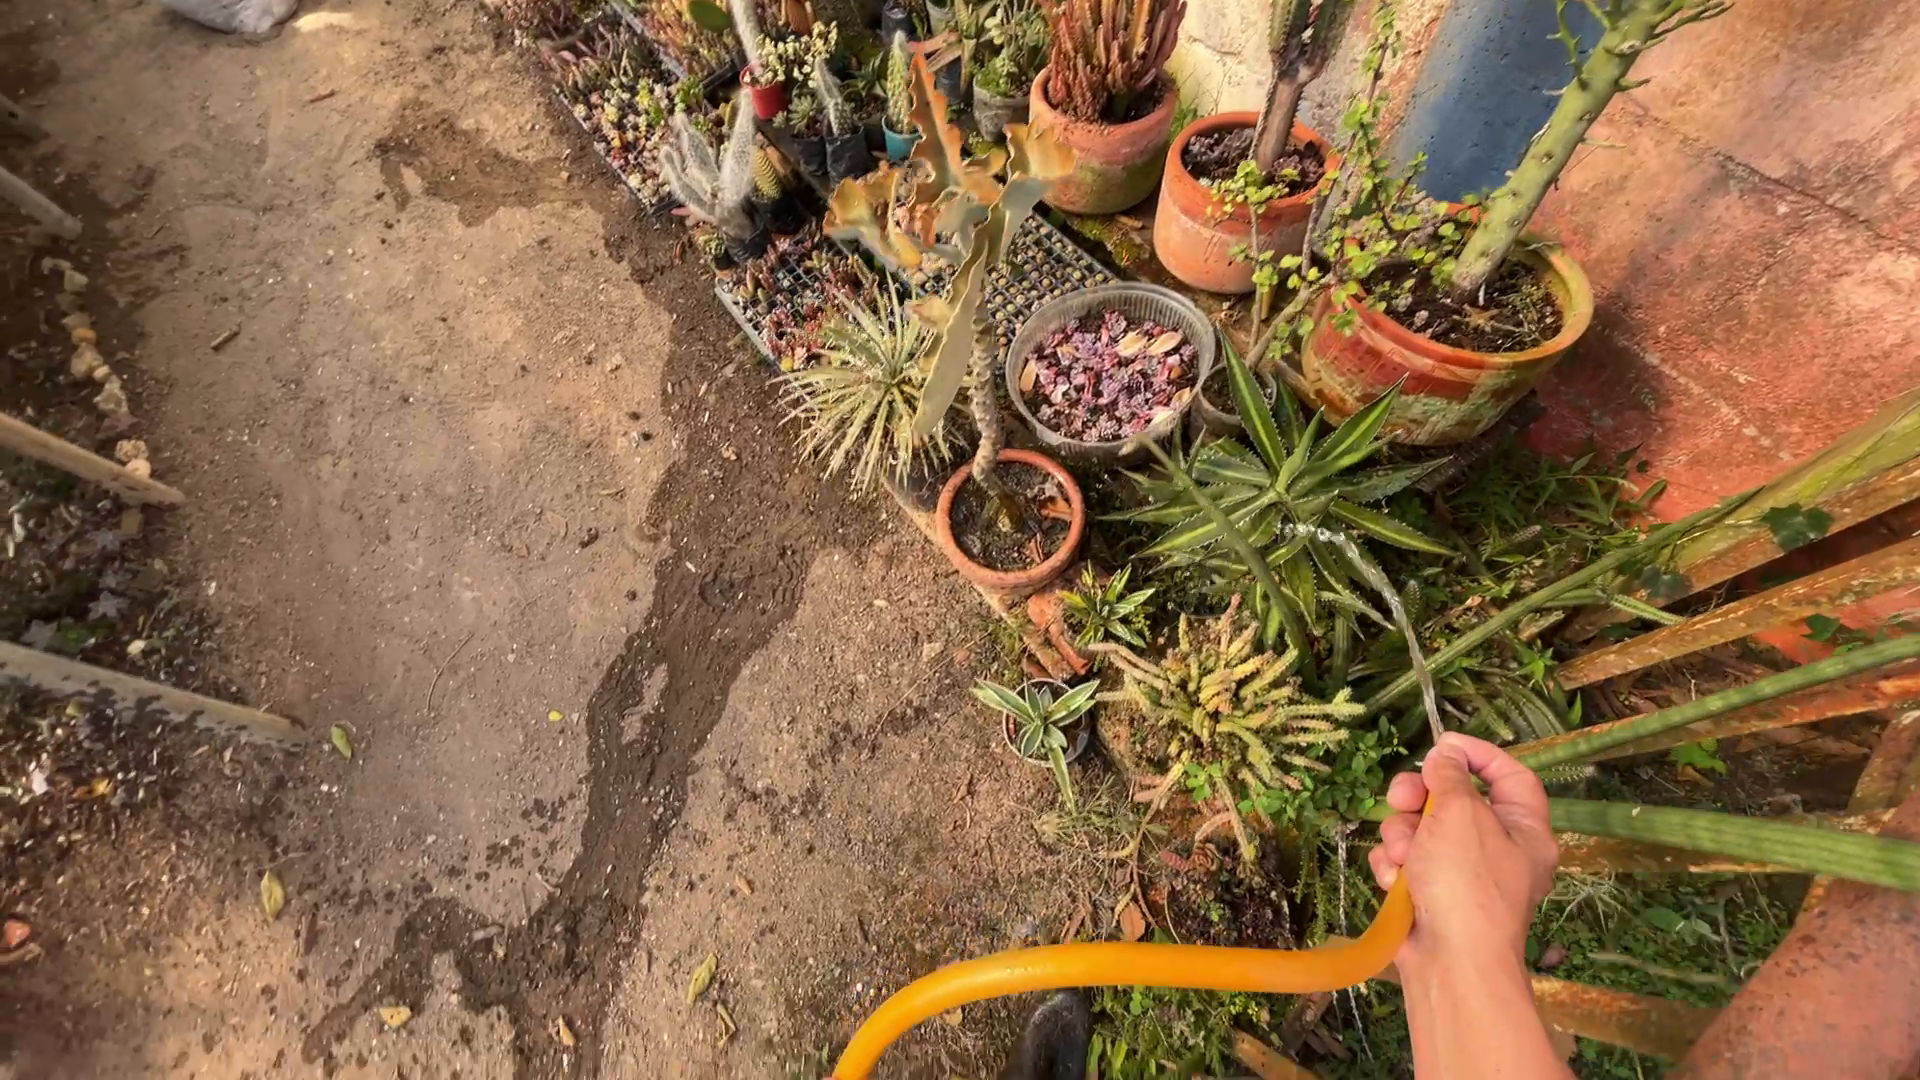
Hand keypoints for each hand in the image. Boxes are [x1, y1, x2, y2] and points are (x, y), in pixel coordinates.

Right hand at [1368, 732, 1557, 973]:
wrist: (1450, 959)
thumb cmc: (1466, 881)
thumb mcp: (1460, 814)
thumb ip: (1450, 776)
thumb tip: (1445, 756)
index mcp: (1523, 830)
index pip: (1511, 776)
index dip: (1479, 753)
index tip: (1442, 743)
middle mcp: (1495, 848)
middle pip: (1451, 798)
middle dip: (1416, 797)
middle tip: (1400, 800)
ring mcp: (1459, 871)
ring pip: (1418, 827)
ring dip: (1399, 836)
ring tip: (1401, 858)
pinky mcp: (1428, 889)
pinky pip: (1404, 858)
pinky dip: (1394, 865)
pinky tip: (1394, 880)